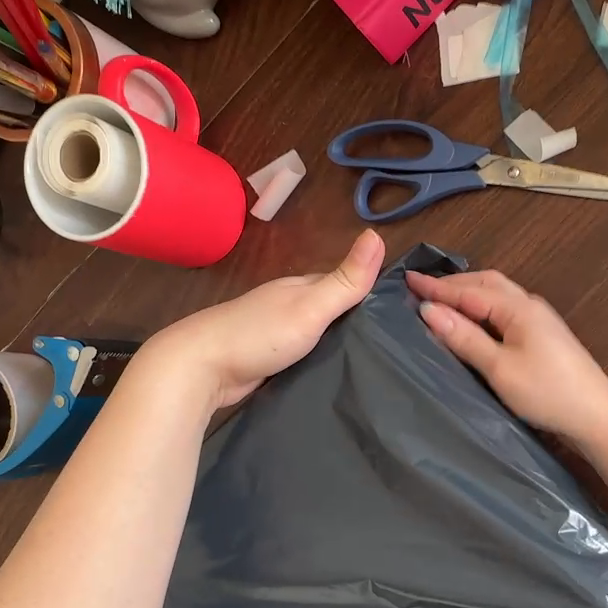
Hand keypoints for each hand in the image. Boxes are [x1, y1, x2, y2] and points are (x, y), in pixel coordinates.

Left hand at [138, 231, 386, 409]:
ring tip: (374, 359)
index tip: (406, 310)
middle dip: (360, 319)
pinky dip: (322, 358)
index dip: (374, 292)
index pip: (346, 283)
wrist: (201, 369)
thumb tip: (377, 235)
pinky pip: (306, 354)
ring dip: (341, 341)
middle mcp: (290, 305)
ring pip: (320, 332)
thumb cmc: (259, 334)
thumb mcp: (311, 306)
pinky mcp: (270, 358)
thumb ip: (345, 280)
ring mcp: (277, 332)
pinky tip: (336, 372)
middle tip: (395, 340)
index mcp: (301, 287)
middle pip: (333, 308)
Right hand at [406, 269, 607, 445]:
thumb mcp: (499, 369)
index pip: (469, 290)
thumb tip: (430, 311)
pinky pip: (506, 310)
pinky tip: (474, 321)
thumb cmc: (547, 393)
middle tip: (422, 287)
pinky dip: (483, 308)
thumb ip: (465, 338)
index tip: (407, 280)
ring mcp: (540, 320)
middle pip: (486, 284)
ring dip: (469, 294)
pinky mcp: (545, 337)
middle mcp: (530, 306)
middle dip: (453, 284)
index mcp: (518, 308)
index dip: (437, 287)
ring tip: (442, 300)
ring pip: (498, 295)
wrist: (596, 416)